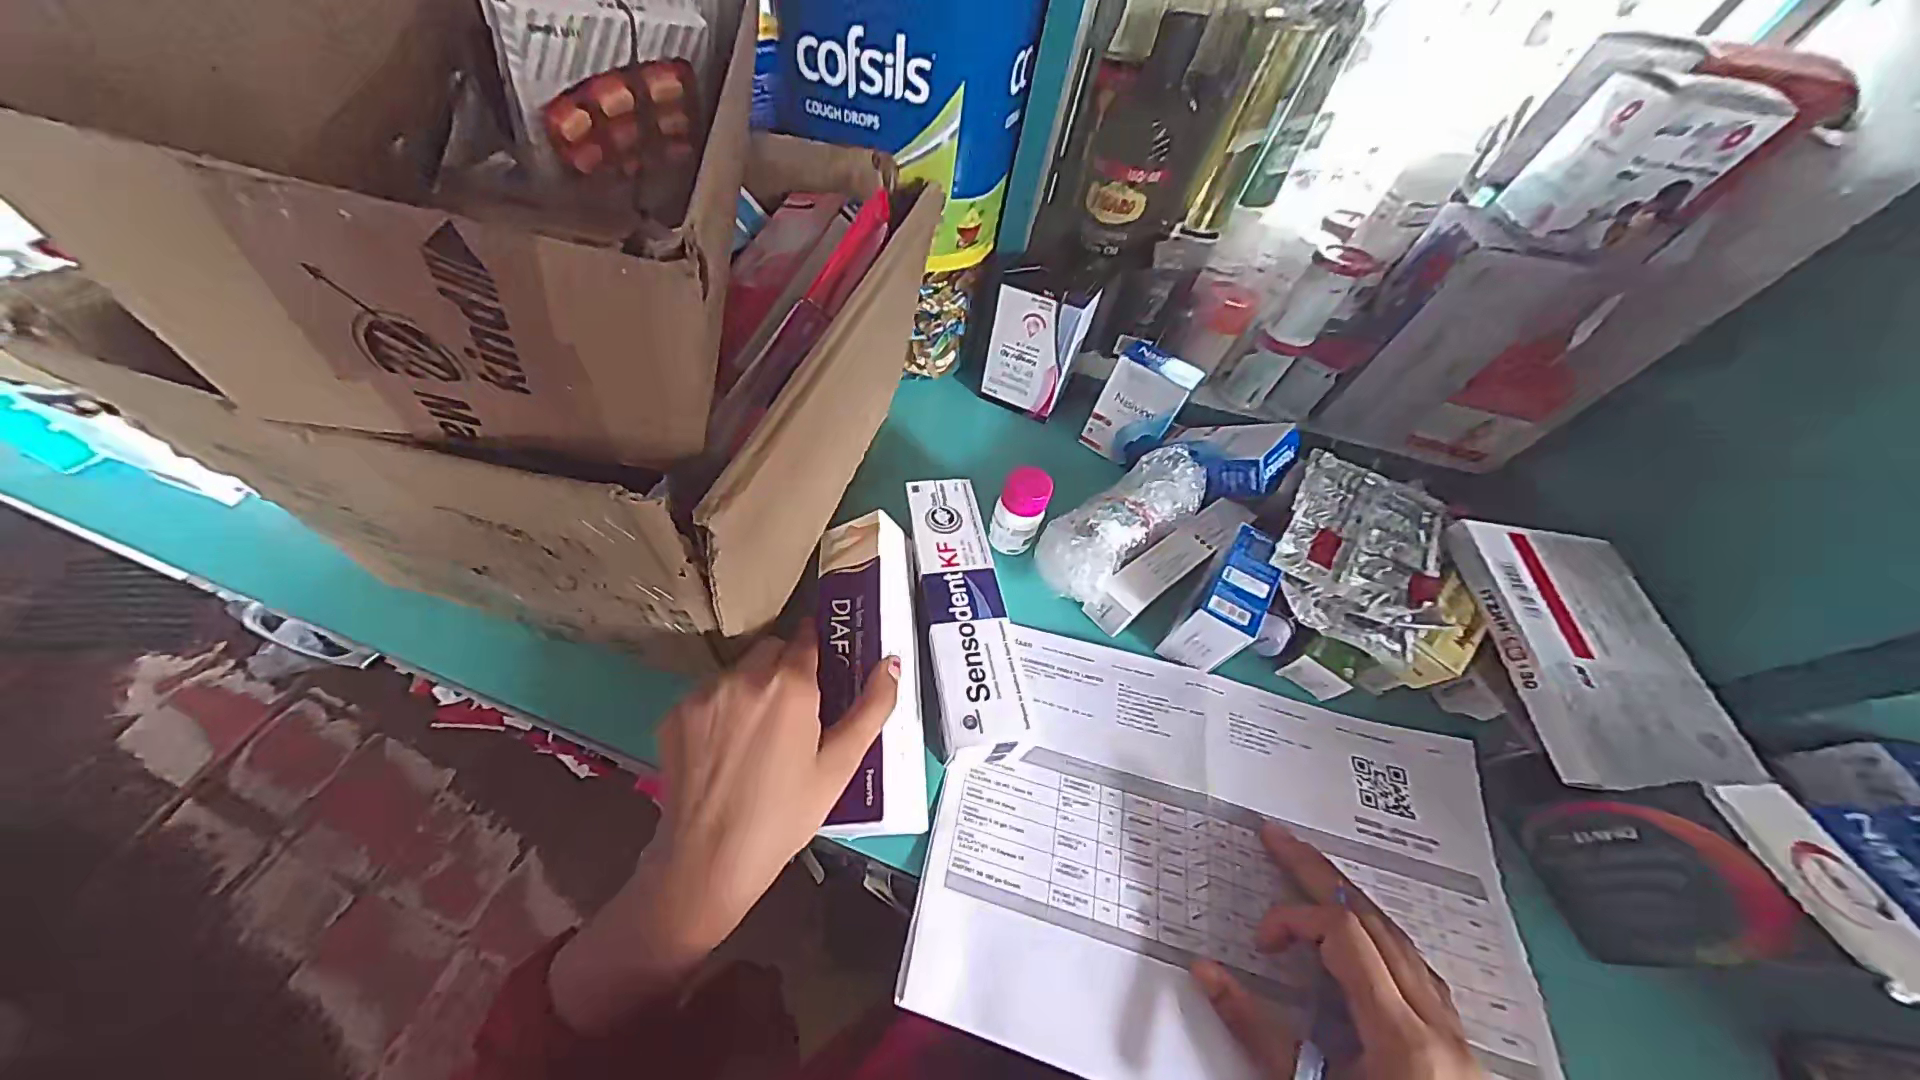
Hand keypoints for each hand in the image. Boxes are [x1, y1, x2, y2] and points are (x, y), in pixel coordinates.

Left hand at [550, 625, 899, 1032]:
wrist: (707, 862)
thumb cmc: (786, 815)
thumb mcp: (840, 765)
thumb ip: (872, 707)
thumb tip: (892, 662)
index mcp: (790, 685)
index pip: (806, 637)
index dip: (817, 647)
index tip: (822, 664)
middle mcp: (744, 676)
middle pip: (770, 648)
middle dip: (785, 666)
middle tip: (795, 709)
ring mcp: (704, 693)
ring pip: (738, 669)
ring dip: (752, 685)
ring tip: (759, 734)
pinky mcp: (674, 713)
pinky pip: (708, 694)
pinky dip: (721, 707)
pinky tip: (725, 747)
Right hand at [1190, 824, 1480, 1079]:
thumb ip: (1256, 1030)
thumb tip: (1206, 972)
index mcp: (1403, 1037)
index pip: (1343, 936)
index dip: (1293, 920)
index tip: (1263, 942)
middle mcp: (1436, 1025)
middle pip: (1373, 921)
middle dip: (1318, 874)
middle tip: (1278, 837)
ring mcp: (1454, 1035)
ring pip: (1400, 940)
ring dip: (1349, 901)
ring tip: (1311, 872)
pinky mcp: (1456, 1047)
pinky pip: (1416, 968)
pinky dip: (1379, 937)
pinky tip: (1363, 934)